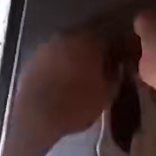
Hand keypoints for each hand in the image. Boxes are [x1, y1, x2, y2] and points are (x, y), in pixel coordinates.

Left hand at [12, 29, 114, 152]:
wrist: (36, 118)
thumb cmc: (76, 106)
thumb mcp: (105, 95)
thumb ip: (115, 76)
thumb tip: (118, 67)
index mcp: (89, 42)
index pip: (109, 37)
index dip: (117, 48)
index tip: (121, 59)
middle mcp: (67, 37)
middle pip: (87, 39)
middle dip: (95, 50)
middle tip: (102, 66)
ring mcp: (47, 46)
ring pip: (68, 47)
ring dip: (76, 56)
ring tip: (81, 74)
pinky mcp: (33, 59)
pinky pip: (53, 57)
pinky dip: (60, 64)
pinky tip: (63, 79)